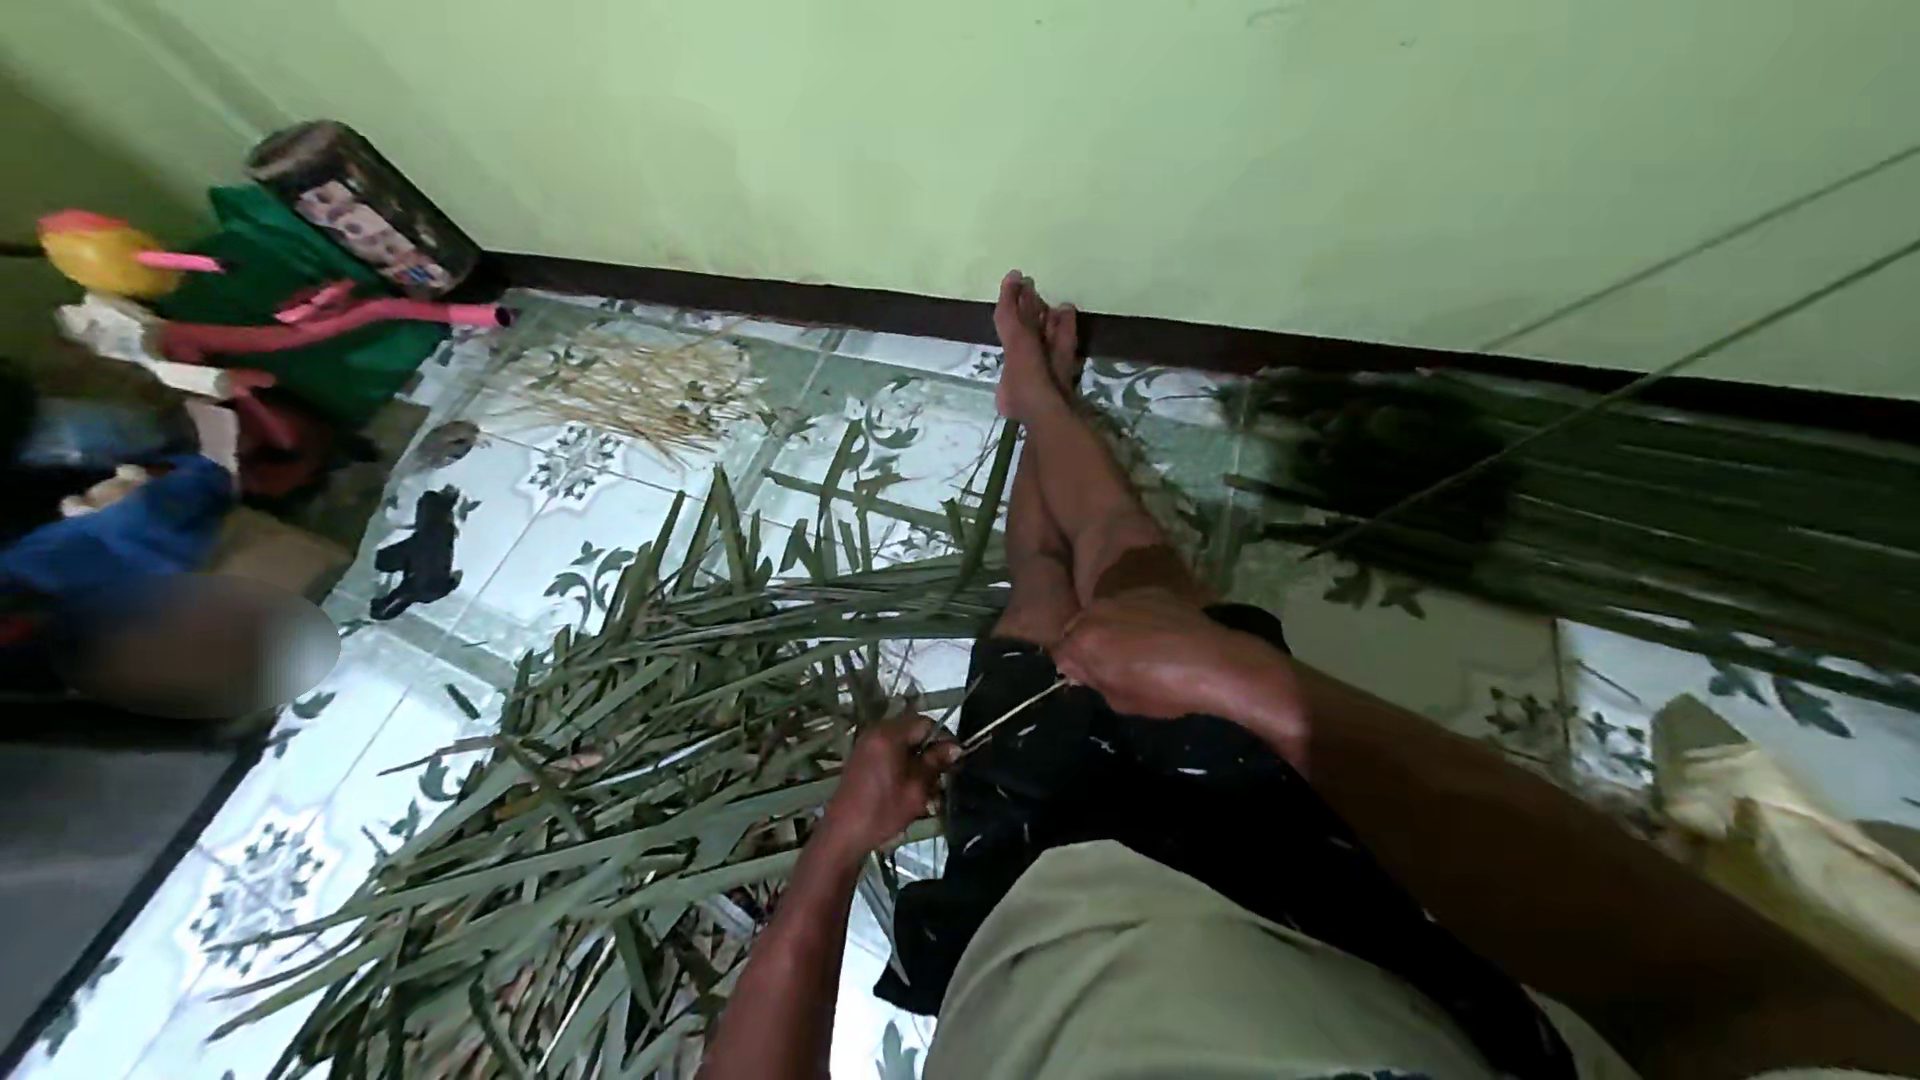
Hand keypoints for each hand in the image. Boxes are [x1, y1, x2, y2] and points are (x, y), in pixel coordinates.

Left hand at [818, 715, 959, 859]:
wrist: (843, 834)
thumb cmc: (882, 810)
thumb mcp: (916, 788)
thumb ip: (935, 762)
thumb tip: (955, 747)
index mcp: (889, 734)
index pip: (925, 723)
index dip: (944, 738)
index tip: (955, 759)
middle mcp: (876, 732)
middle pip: (913, 731)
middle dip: (931, 751)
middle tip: (943, 775)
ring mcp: (867, 744)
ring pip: (903, 743)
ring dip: (918, 760)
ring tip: (928, 788)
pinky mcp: (862, 757)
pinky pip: (890, 751)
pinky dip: (903, 764)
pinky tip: (911, 787)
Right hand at [1050, 588, 1275, 719]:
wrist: (1215, 662)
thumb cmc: (1164, 690)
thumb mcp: (1120, 701)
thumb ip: (1095, 682)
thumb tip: (1090, 672)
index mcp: (1082, 642)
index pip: (1058, 655)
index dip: (1073, 670)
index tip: (1091, 680)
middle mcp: (1094, 612)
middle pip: (1075, 628)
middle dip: (1086, 644)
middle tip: (1110, 663)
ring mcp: (1121, 597)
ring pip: (1102, 613)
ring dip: (1109, 628)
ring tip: (1136, 647)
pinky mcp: (1148, 590)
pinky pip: (1128, 604)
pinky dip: (1133, 617)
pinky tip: (1156, 633)